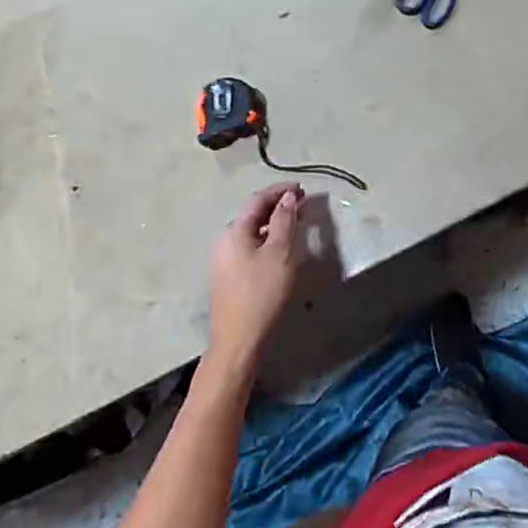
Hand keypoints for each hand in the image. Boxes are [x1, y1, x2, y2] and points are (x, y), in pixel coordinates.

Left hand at [208, 182, 305, 371]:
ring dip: (274, 222)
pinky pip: (249, 245)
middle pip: (253, 213)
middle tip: (302, 204)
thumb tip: (288, 198)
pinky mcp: (229, 274)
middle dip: (278, 205)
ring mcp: (224, 258)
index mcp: (235, 230)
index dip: (280, 190)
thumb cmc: (262, 292)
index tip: (301, 188)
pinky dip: (267, 238)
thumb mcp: (280, 252)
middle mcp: (225, 239)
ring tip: (296, 223)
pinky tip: (281, 247)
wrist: (239, 339)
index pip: (258, 199)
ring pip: (252, 230)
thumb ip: (285, 221)